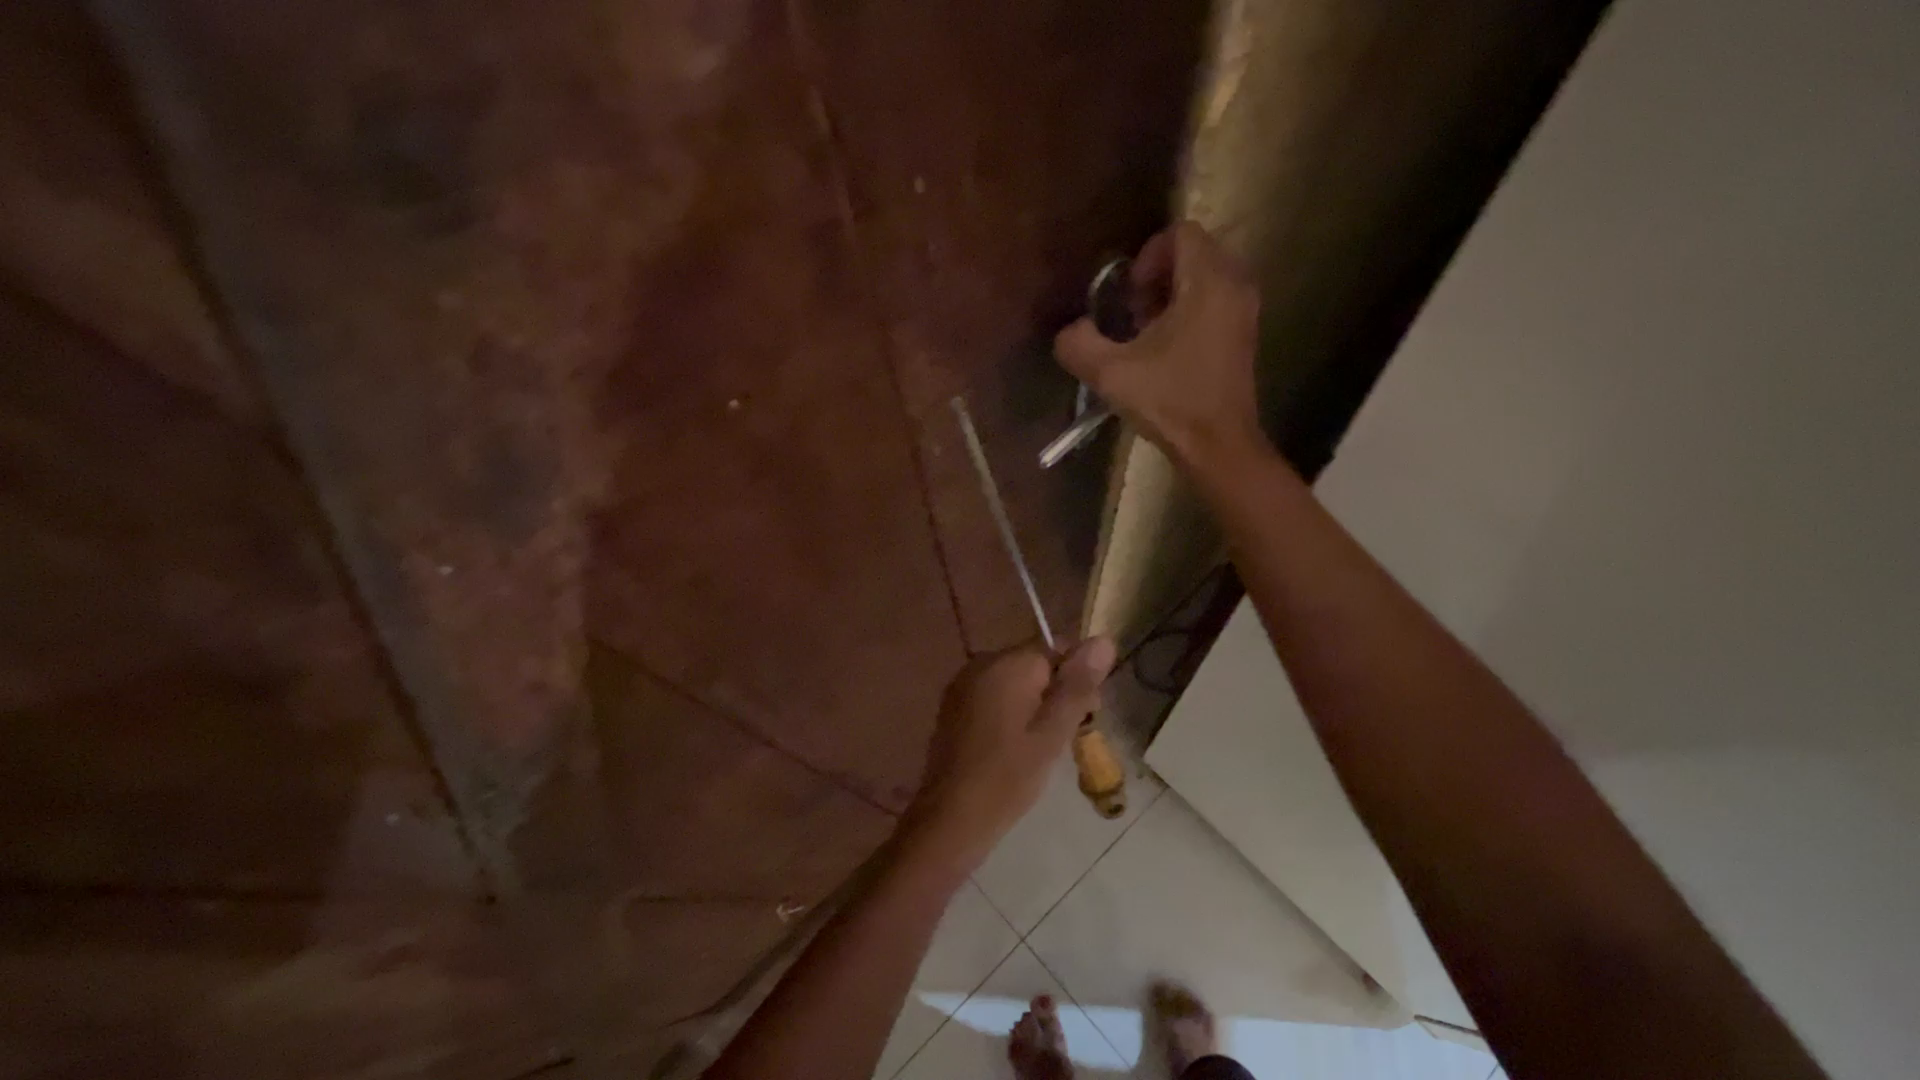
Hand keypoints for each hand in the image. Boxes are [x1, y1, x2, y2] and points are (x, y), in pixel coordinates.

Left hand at [900, 639, 1117, 871]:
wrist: (950, 821)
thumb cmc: (1007, 778)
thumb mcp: (1052, 734)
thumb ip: (1078, 685)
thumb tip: (1104, 639)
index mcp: (1006, 664)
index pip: (1057, 647)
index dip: (1079, 678)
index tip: (1087, 716)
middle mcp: (981, 663)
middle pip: (1035, 663)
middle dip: (1057, 692)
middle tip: (1067, 737)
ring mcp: (963, 685)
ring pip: (1015, 681)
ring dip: (1035, 705)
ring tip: (1043, 747)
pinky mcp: (953, 707)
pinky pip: (994, 696)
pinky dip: (1011, 713)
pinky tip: (1015, 748)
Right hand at [1055, 221, 1264, 470]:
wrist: (1219, 446)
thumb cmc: (1169, 401)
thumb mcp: (1110, 372)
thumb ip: (1078, 343)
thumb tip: (1071, 331)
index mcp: (1208, 282)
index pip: (1181, 233)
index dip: (1147, 256)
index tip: (1129, 295)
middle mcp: (1235, 285)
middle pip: (1193, 253)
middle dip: (1158, 276)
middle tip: (1134, 314)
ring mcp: (1245, 310)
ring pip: (1205, 278)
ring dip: (1171, 296)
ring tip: (1146, 334)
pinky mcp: (1244, 334)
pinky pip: (1216, 300)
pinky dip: (1189, 312)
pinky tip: (1167, 351)